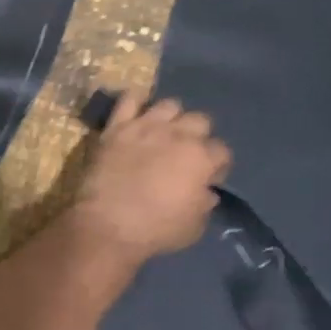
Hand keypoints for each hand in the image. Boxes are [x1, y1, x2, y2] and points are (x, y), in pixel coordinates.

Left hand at [73, 93, 231, 262]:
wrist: (109, 223)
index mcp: (200, 158)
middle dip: (198, 136)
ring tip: (163, 134)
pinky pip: (130, 99)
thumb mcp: (194, 227)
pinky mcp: (118, 125)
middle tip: (187, 154)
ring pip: (169, 105)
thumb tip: (207, 192)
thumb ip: (204, 204)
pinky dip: (136, 104)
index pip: (222, 151)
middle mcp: (177, 134)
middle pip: (200, 120)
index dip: (217, 165)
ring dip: (171, 118)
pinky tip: (136, 116)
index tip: (209, 178)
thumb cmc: (156, 230)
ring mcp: (146, 125)